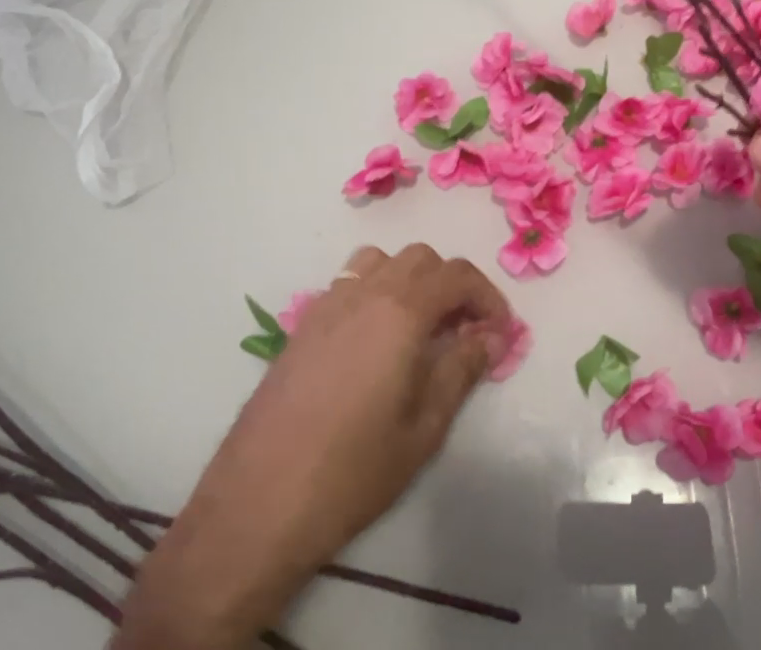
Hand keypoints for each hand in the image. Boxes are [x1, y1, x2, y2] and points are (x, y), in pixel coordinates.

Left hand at [114, 244, 509, 649]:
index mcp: (399, 313)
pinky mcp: (300, 329)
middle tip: (466, 332)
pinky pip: (348, 285)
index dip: (488, 298)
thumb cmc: (354, 470)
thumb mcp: (424, 426)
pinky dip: (376, 293)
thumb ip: (462, 369)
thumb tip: (493, 337)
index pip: (457, 276)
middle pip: (420, 259)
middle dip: (453, 286)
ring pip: (380, 262)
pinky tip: (378, 343)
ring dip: (411, 281)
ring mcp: (325, 307)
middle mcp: (362, 295)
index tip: (500, 334)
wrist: (260, 501)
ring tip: (422, 328)